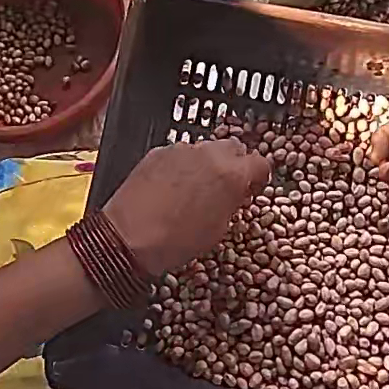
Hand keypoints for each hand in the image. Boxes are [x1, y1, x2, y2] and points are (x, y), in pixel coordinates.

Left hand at [103, 138, 268, 275]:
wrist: (129, 237)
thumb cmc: (177, 240)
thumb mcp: (218, 228)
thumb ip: (232, 201)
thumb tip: (235, 192)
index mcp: (232, 173)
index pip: (260, 162)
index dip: (258, 177)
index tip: (252, 188)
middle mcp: (208, 153)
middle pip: (233, 148)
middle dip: (234, 164)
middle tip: (226, 186)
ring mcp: (180, 150)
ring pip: (204, 149)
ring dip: (206, 164)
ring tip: (195, 188)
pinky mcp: (157, 152)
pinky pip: (178, 154)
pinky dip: (181, 165)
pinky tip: (171, 186)